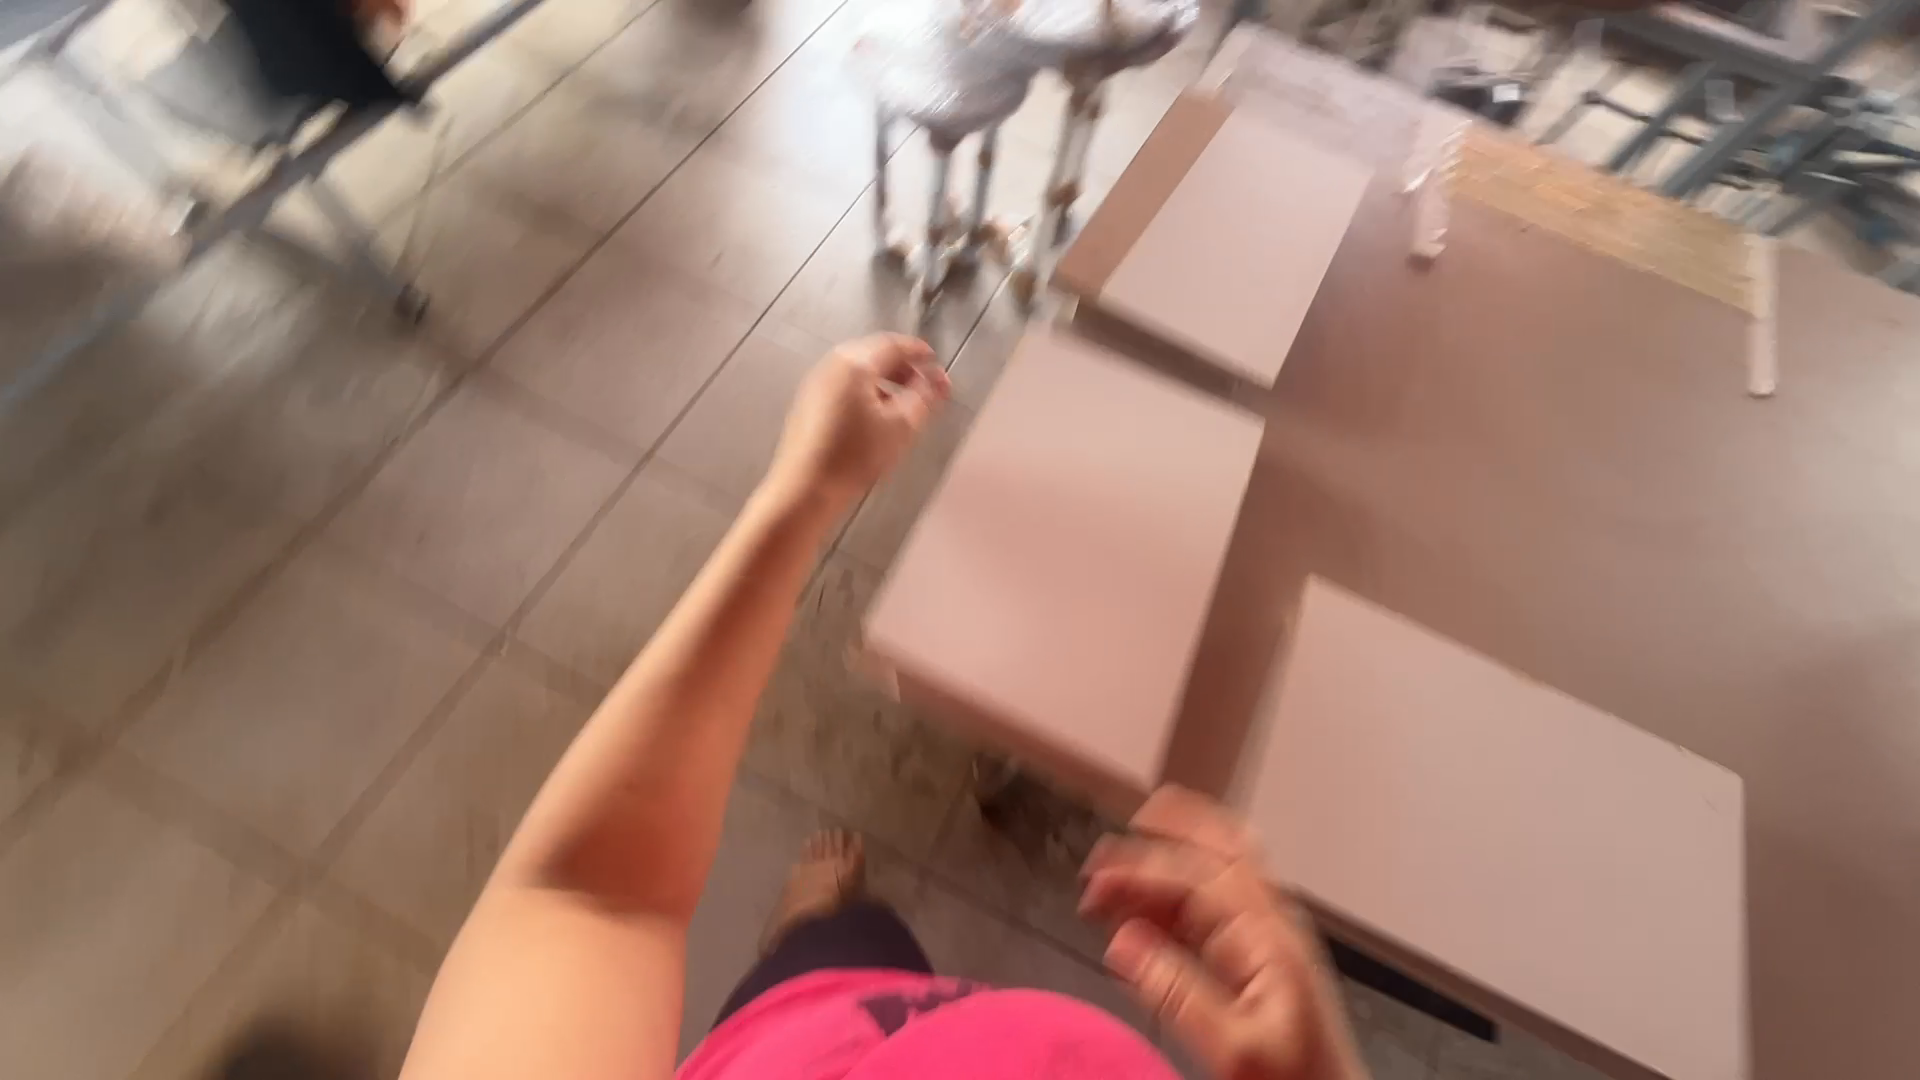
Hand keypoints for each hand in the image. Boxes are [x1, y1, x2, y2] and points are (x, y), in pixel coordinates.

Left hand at [766, 334, 949, 508]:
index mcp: (855, 363)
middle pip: (874, 354)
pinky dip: (866, 392)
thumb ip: (924, 397)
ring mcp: (816, 384)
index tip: (935, 362)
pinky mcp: (808, 404)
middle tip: (924, 385)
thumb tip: (937, 380)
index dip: (918, 351)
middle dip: (903, 367)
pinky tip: (876, 417)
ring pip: (858, 372)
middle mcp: (832, 365)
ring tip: (904, 404)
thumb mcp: (901, 426)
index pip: (893, 344)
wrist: (805, 489)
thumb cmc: (855, 456)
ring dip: (885, 381)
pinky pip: (844, 387)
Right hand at [1081, 787, 1368, 1079]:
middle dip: (1170, 830)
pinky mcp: (1250, 957)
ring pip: (1210, 872)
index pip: (1201, 875)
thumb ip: (1178, 994)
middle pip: (1222, 847)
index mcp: (1269, 934)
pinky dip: (1165, 899)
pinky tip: (1134, 912)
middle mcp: (1267, 919)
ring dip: (1161, 864)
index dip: (1145, 870)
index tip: (1099, 881)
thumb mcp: (1237, 1050)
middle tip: (1123, 829)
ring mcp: (1261, 935)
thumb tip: (1121, 942)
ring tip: (1112, 872)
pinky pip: (1205, 908)